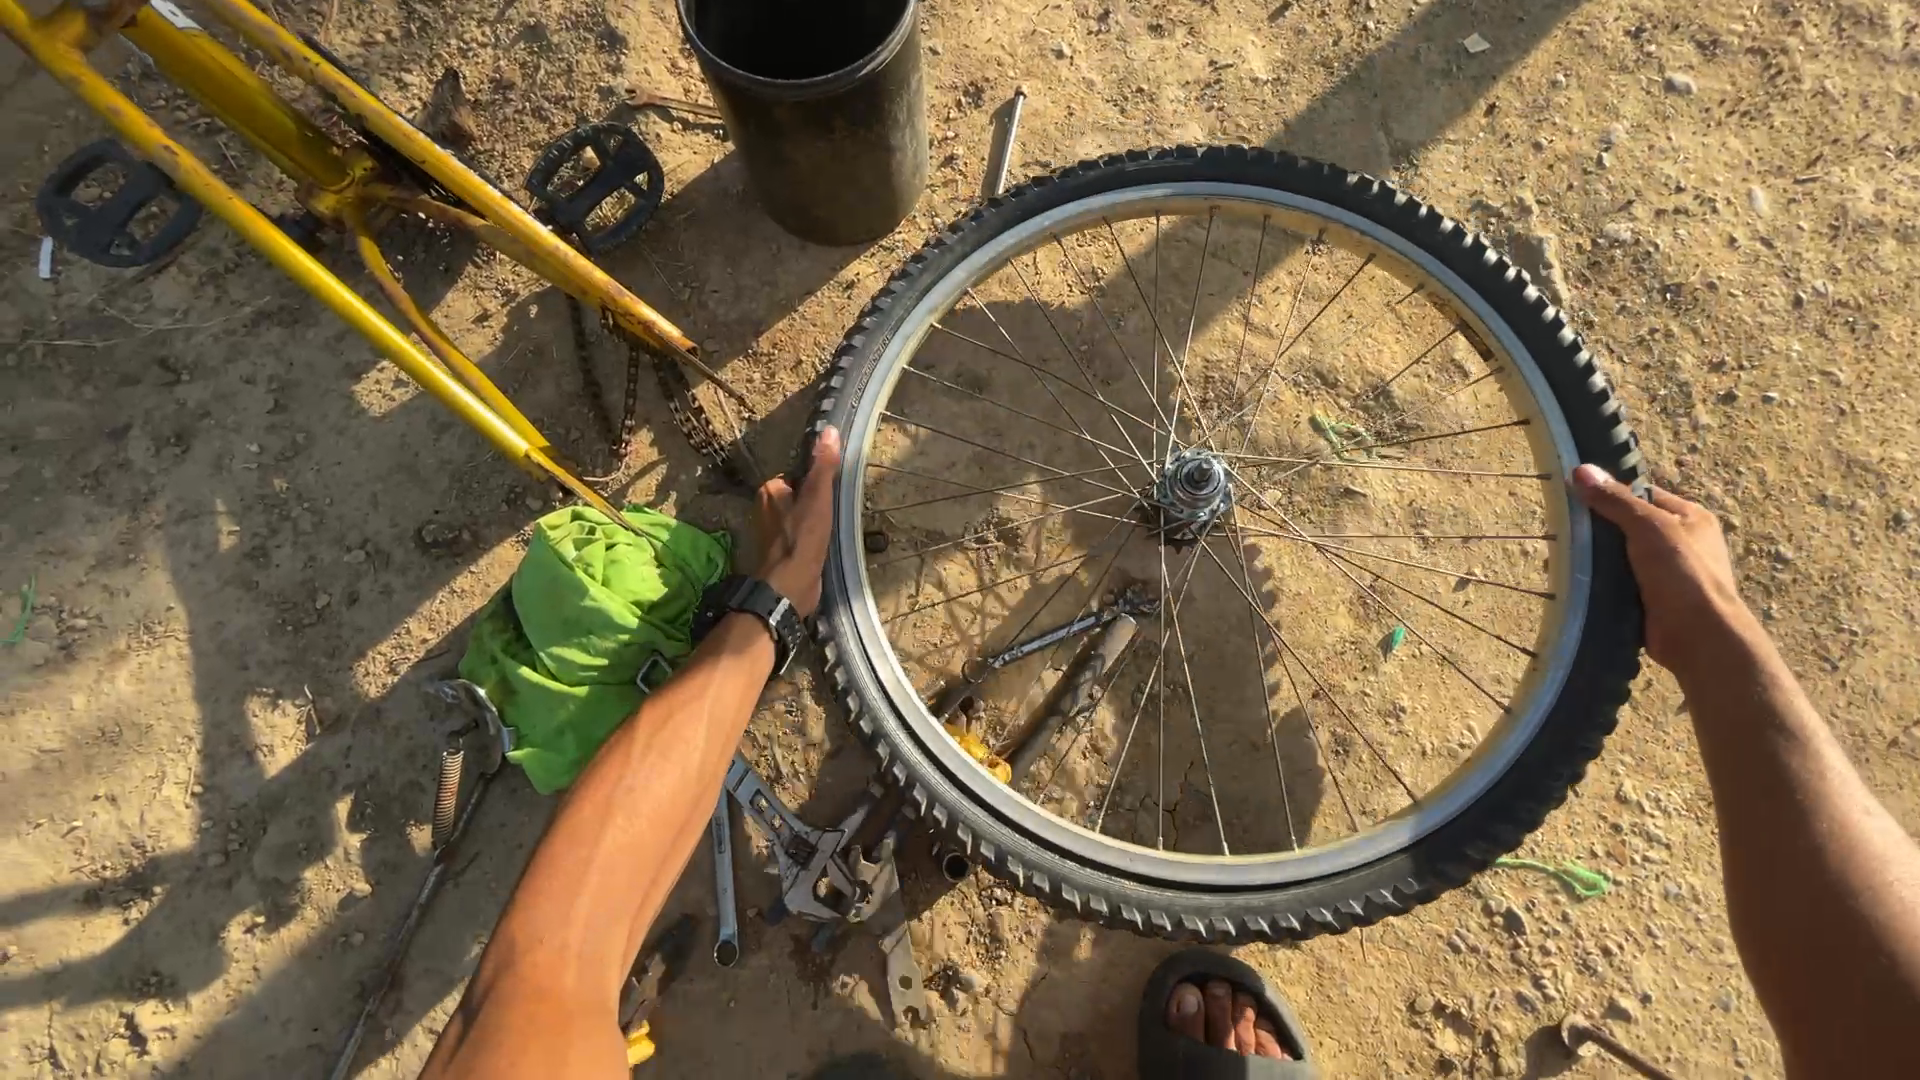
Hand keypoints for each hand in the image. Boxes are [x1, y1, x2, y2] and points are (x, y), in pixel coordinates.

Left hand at [752, 426, 842, 617]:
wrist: (789, 588)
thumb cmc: (802, 540)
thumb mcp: (818, 498)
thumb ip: (823, 467)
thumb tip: (830, 430)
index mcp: (770, 491)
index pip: (797, 477)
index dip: (817, 485)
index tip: (833, 494)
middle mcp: (765, 511)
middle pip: (798, 498)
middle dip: (815, 505)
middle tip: (835, 514)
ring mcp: (771, 534)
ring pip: (799, 519)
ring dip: (814, 524)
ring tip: (832, 531)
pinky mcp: (780, 555)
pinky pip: (799, 538)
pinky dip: (811, 541)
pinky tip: (825, 547)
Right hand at [1571, 464, 1760, 676]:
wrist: (1697, 635)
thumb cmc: (1682, 574)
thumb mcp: (1649, 528)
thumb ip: (1615, 500)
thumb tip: (1580, 469)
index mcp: (1690, 518)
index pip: (1641, 495)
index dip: (1609, 493)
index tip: (1572, 497)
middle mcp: (1678, 541)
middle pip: (1624, 525)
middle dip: (1592, 529)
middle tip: (1560, 533)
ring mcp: (1663, 570)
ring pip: (1615, 553)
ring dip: (1588, 557)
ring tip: (1557, 560)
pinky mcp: (1646, 594)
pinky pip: (1613, 578)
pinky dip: (1593, 578)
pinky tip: (1571, 580)